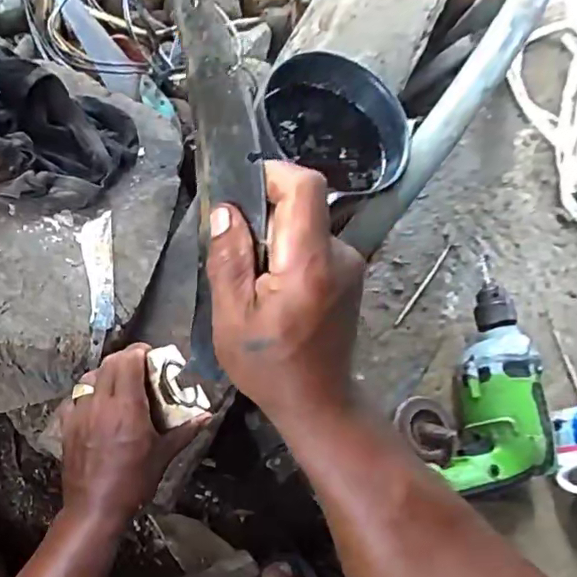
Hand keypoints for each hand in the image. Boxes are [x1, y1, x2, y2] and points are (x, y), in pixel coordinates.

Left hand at [60, 344, 206, 523]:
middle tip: (138, 367)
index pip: (129, 361)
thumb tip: (206, 415)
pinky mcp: (67, 426)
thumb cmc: (133, 483)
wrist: (95, 507)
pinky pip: (74, 398)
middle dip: (124, 359)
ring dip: (104, 373)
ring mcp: (80, 414)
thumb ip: (184, 431)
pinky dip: (86, 394)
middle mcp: (101, 404)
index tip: (151, 355)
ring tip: (117, 384)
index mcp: (127, 407)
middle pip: (109, 363)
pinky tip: (95, 405)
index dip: (140, 352)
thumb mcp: (163, 456)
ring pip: (88, 377)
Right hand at [207, 162, 365, 424]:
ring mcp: (350, 265)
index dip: (272, 175)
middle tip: (236, 256)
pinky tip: (274, 293)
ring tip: (254, 284)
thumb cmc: (268, 367)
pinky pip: (314, 246)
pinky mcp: (349, 275)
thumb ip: (229, 261)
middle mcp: (340, 255)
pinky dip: (290, 256)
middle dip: (265, 217)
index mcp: (310, 264)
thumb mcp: (232, 319)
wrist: (317, 402)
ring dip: (276, 241)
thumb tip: (225, 210)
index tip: (240, 192)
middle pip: (302, 205)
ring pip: (306, 227)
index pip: (304, 186)